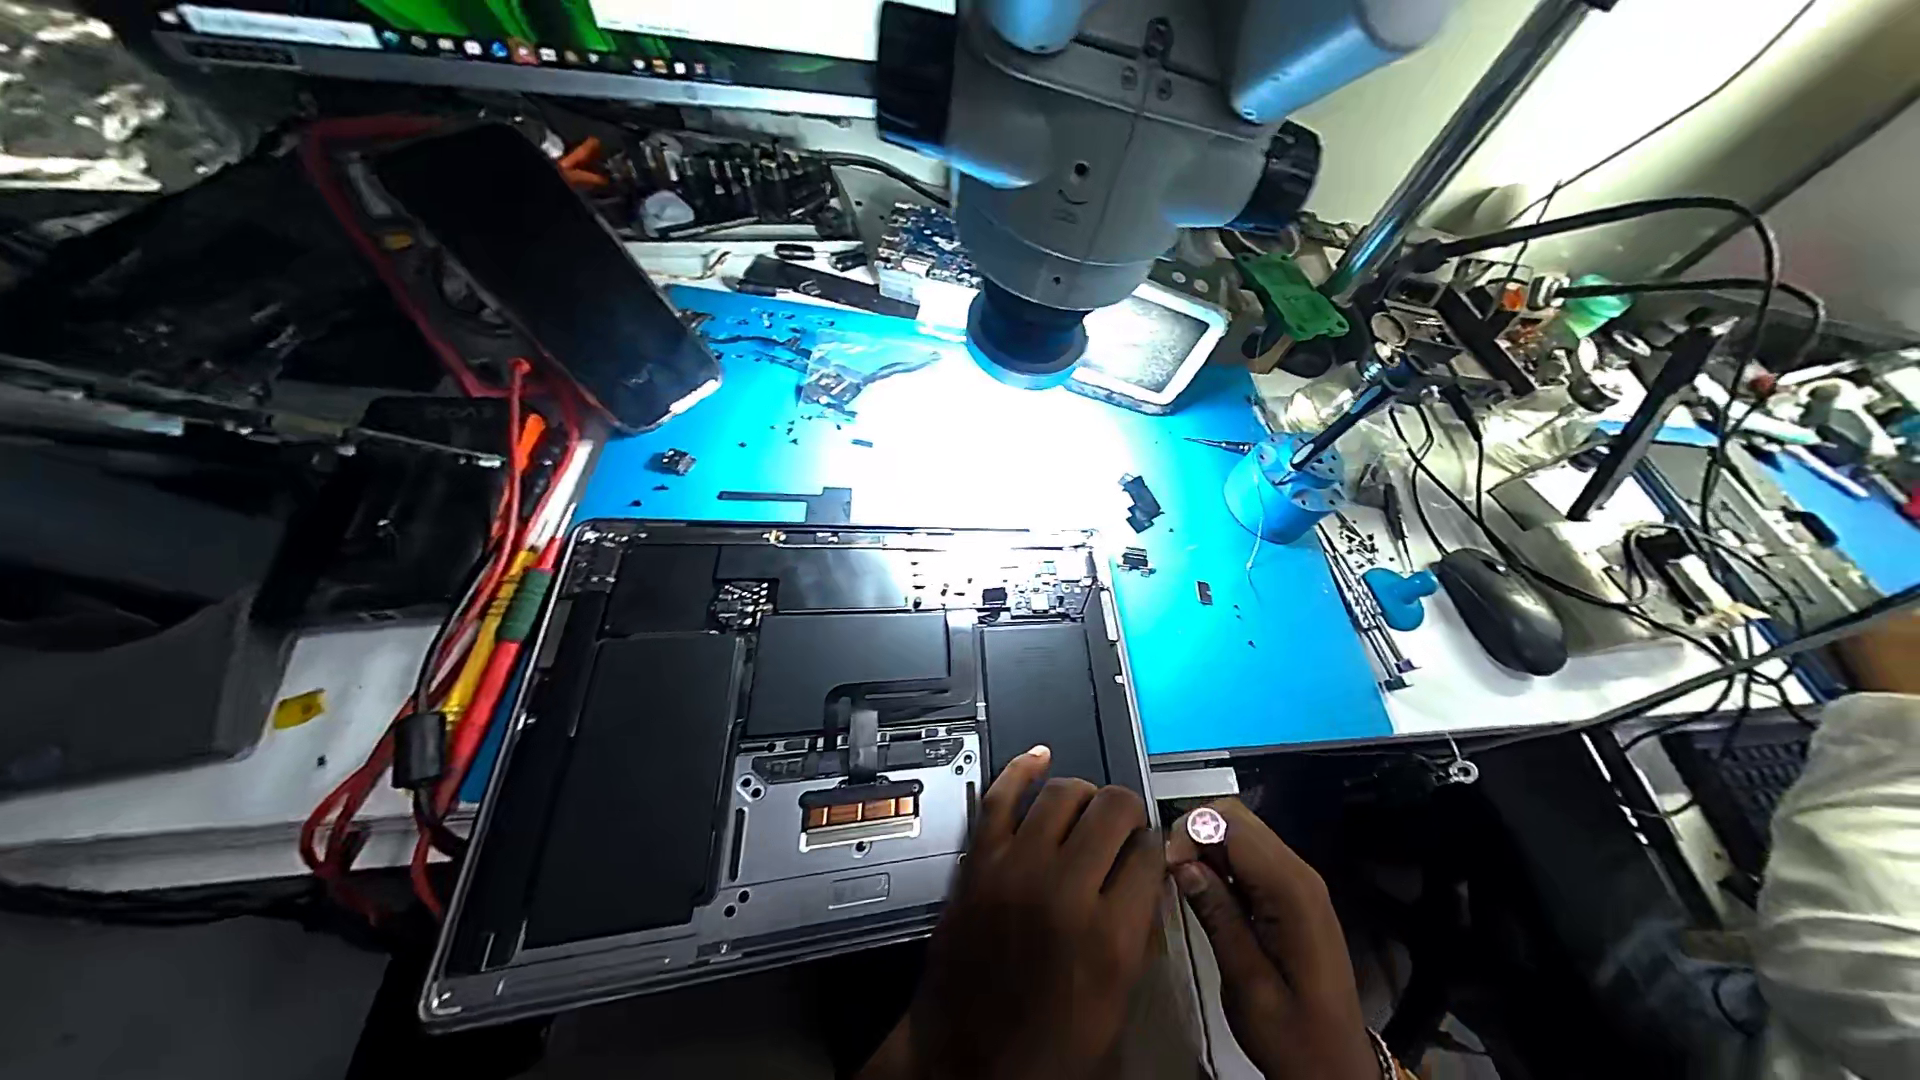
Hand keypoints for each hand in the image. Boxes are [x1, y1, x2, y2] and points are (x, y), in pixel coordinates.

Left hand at [865, 745, 1165, 1079]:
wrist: (964, 1062)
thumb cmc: (1041, 1051)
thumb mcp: (1114, 1005)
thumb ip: (1136, 935)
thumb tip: (1144, 882)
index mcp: (1109, 938)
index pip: (1151, 855)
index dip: (1156, 846)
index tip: (1151, 846)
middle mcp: (1064, 892)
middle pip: (1112, 810)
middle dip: (1128, 810)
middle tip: (1126, 820)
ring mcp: (1016, 868)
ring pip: (1061, 793)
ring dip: (1084, 792)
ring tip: (1089, 802)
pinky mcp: (980, 861)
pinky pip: (1000, 797)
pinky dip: (1020, 769)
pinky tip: (1037, 756)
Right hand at [1167, 798, 1376, 1079]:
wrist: (1337, 1071)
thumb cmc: (1294, 1037)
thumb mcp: (1248, 985)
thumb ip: (1218, 918)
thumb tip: (1182, 863)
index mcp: (1292, 891)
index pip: (1232, 825)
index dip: (1192, 832)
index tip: (1168, 868)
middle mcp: (1298, 873)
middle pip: (1236, 817)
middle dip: (1195, 832)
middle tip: (1173, 872)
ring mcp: (1297, 880)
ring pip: (1239, 829)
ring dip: (1205, 844)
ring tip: (1185, 882)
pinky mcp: (1290, 891)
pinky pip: (1247, 852)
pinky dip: (1219, 858)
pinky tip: (1207, 891)